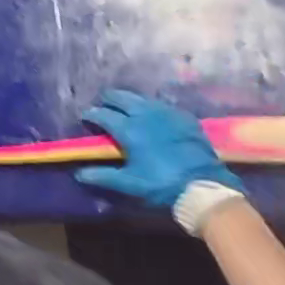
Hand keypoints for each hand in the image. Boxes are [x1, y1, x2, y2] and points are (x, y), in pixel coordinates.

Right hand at [75, 90, 244, 224]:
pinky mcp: (184, 117)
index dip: (90, 114)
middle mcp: (145, 114)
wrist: (204, 186)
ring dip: (129, 100)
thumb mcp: (129, 183)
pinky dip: (150, 107)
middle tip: (102, 105)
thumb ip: (102, 176)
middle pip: (121, 97)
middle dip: (108, 99)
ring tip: (124, 107)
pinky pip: (162, 105)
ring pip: (142, 98)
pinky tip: (151, 115)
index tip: (85, 117)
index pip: (102, 114)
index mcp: (128, 129)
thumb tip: (79, 174)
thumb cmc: (161, 184)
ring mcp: (167, 113)